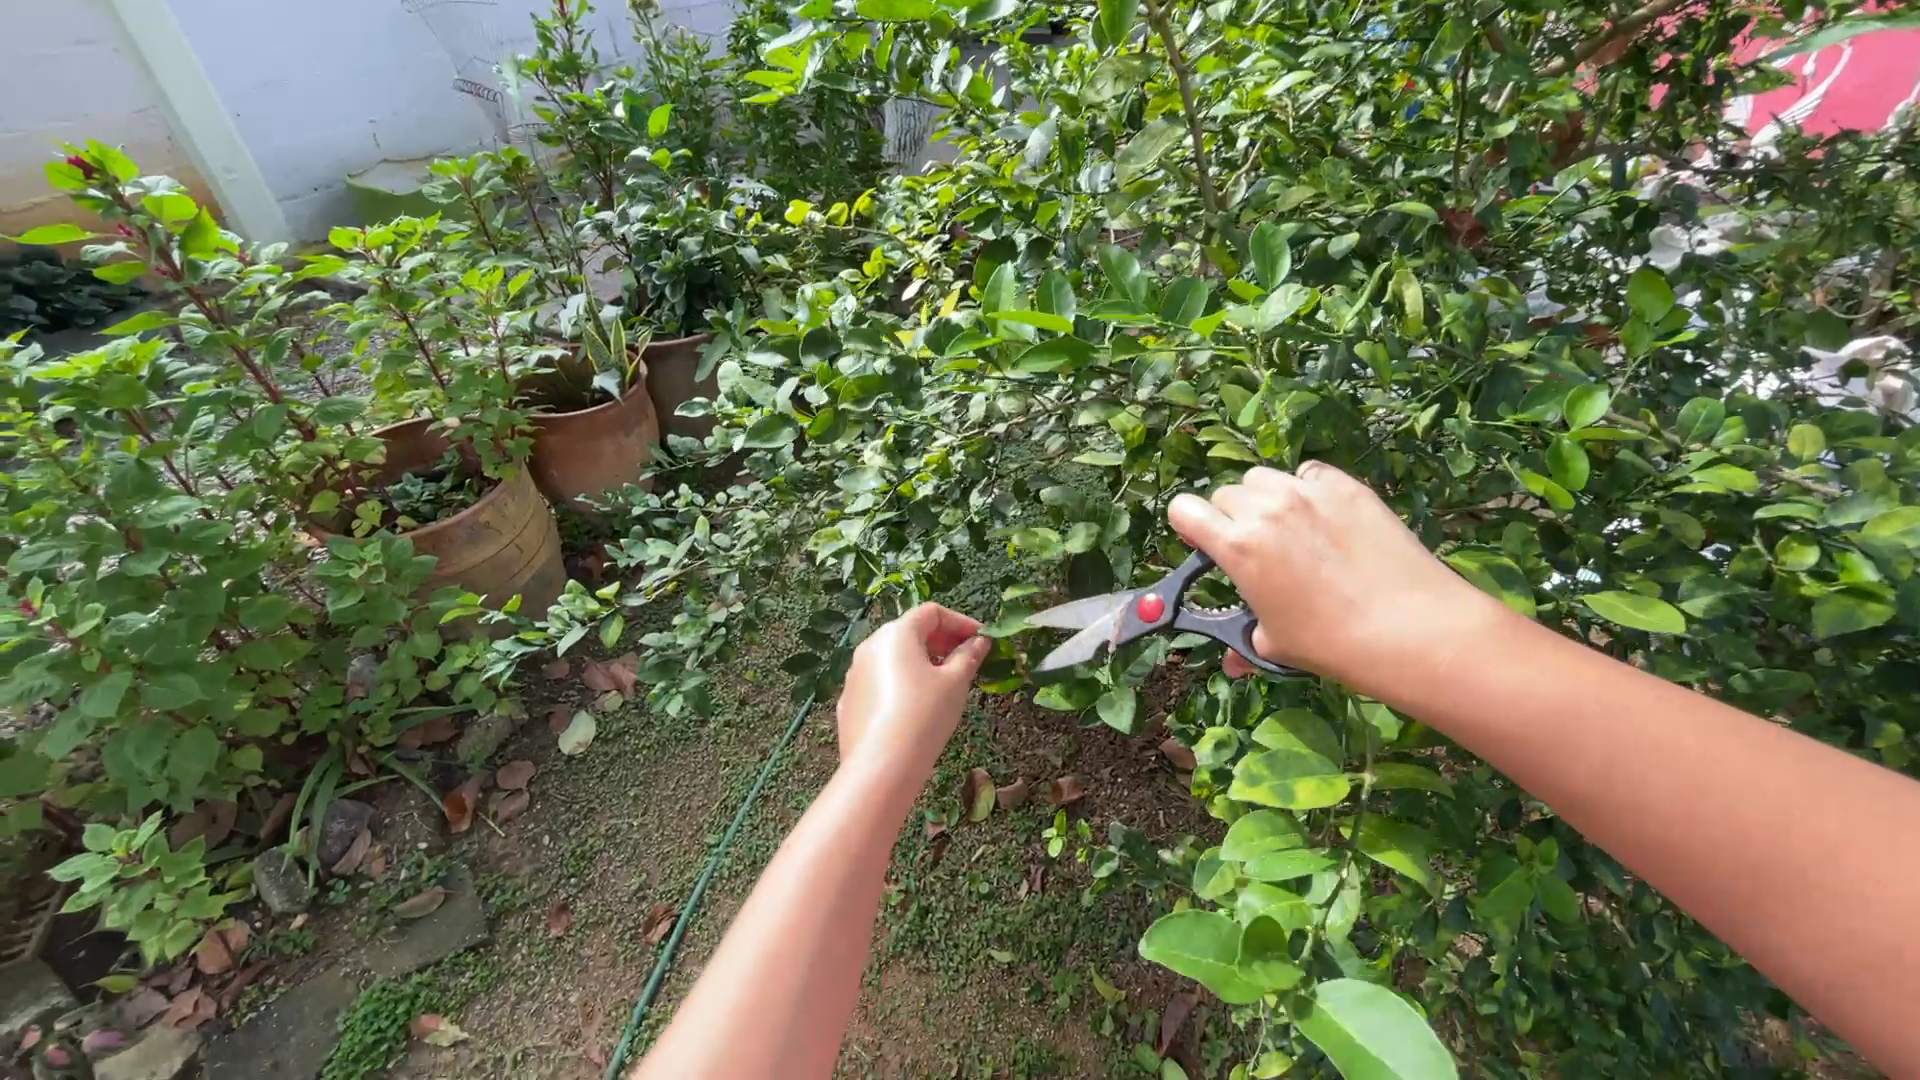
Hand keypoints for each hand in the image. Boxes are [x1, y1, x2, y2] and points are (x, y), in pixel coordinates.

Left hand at [836, 603, 989, 786]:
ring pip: (893, 657)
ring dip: (921, 662)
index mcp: (896, 634)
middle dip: (941, 641)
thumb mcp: (955, 683)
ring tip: (943, 684)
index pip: (931, 612)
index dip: (960, 622)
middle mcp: (870, 646)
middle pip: (910, 631)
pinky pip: (879, 681)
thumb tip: (980, 641)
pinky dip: (900, 683)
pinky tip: (914, 707)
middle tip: (965, 660)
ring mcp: (854, 673)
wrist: (882, 765)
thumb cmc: (925, 714)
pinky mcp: (849, 700)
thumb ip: (968, 656)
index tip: (981, 639)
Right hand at [1167, 463, 1510, 693]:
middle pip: (1225, 494)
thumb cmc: (1330, 642)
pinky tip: (1322, 516)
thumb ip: (1243, 641)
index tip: (1205, 543)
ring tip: (1288, 528)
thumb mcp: (1275, 643)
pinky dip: (1305, 489)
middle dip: (1230, 516)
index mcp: (1236, 546)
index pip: (1183, 509)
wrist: (1411, 628)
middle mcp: (1265, 509)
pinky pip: (1309, 474)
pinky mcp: (1346, 487)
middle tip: (1254, 546)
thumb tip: (1233, 662)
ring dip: (1264, 498)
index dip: (1189, 526)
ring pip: (1263, 478)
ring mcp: (1308, 493)